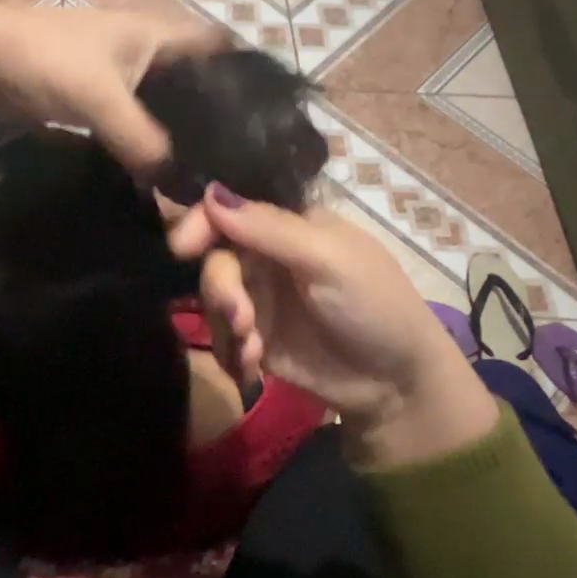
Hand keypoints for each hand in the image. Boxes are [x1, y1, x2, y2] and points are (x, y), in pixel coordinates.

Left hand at [0, 7, 227, 175]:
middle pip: (199, 87)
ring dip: (184, 138)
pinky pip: (140, 125)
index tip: (268, 126)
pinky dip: (152, 147)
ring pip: (169, 109)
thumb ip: (142, 139)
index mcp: (160, 34)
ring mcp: (123, 77)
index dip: (248, 81)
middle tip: (240, 167)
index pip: (222, 51)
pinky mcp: (99, 102)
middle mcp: (149, 51)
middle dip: (218, 121)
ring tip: (208, 178)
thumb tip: (180, 187)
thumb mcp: (101, 98)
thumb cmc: (47, 60)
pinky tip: (162, 175)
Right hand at [185, 186, 500, 468]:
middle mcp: (266, 258)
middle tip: (242, 319)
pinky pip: (220, 339)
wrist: (394, 384)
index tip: (182, 248)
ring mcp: (259, 300)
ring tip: (255, 351)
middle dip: (221, 290)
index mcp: (287, 226)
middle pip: (214, 260)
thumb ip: (267, 227)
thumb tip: (209, 192)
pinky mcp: (254, 340)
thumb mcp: (327, 259)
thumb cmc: (374, 306)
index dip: (200, 224)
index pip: (228, 211)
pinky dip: (230, 353)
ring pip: (212, 303)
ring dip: (227, 328)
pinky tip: (252, 368)